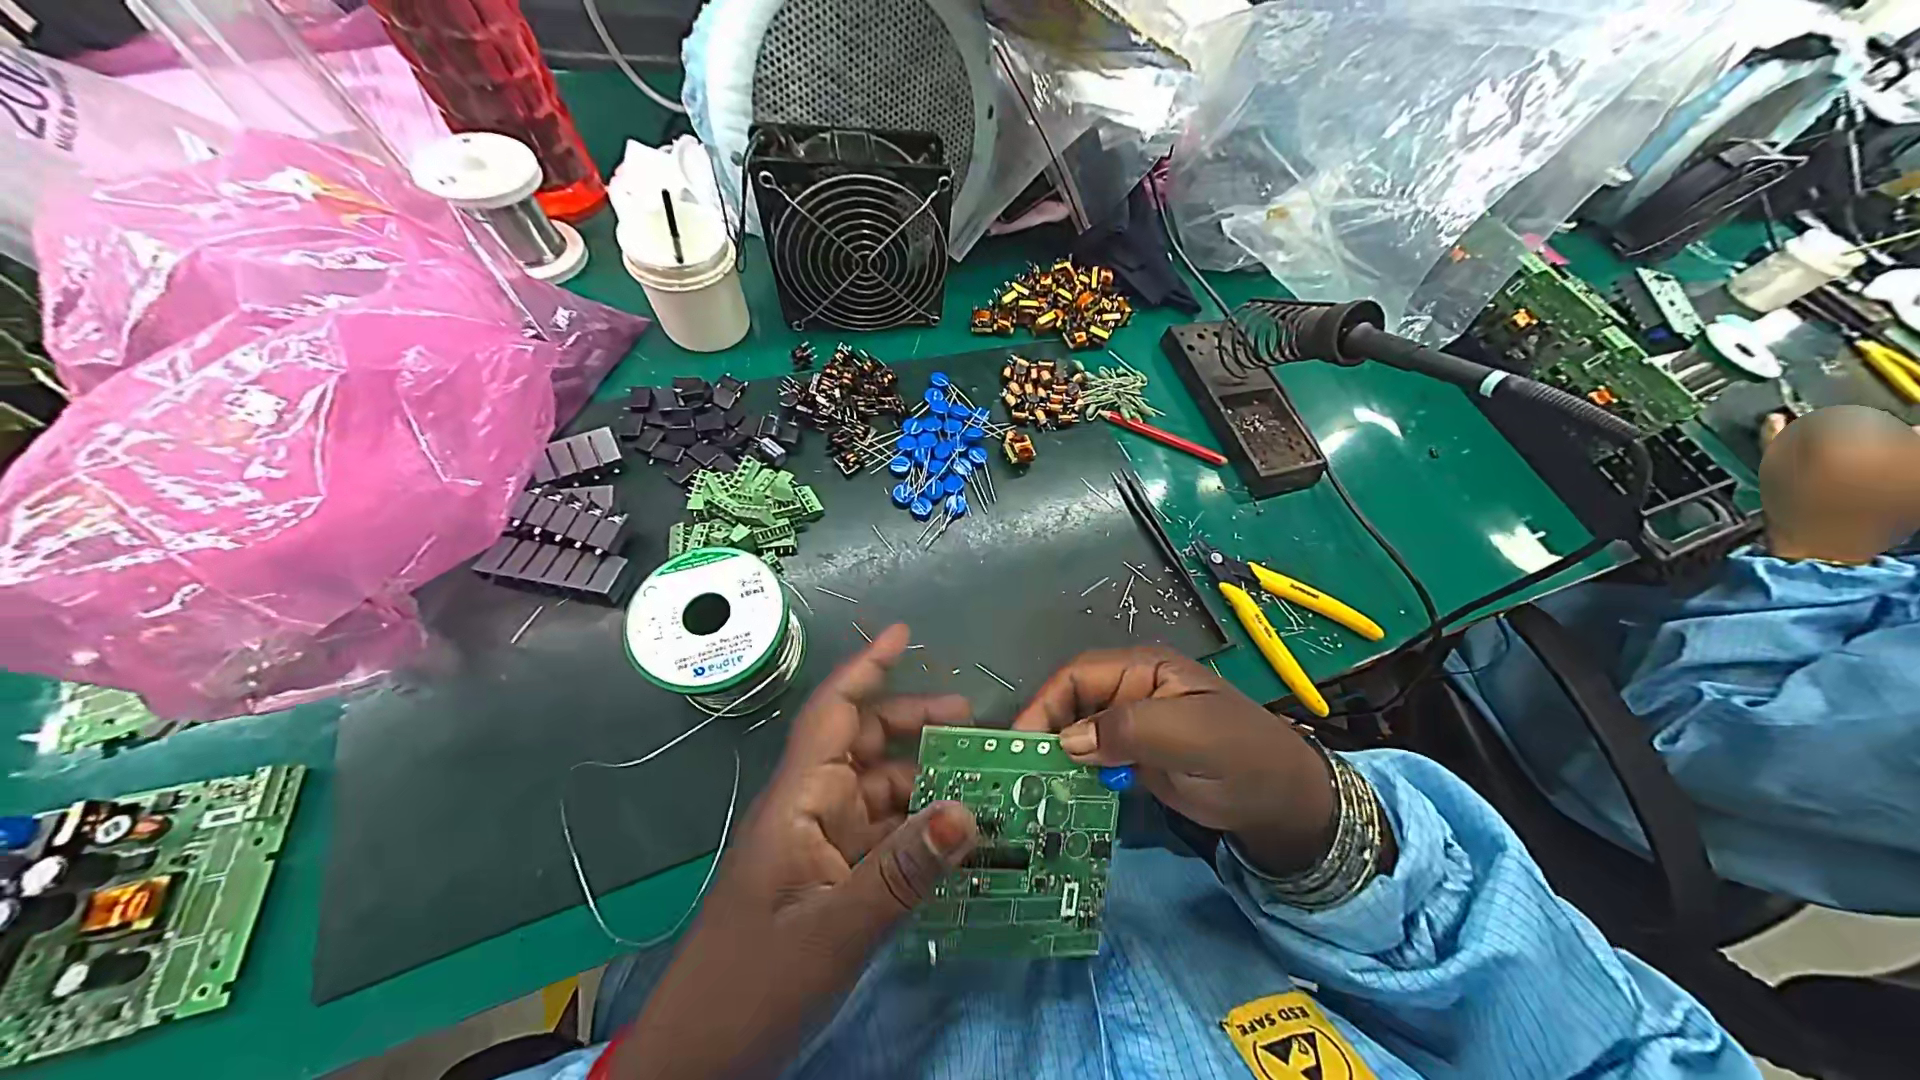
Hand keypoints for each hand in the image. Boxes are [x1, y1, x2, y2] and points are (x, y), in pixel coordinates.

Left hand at [607, 625, 979, 1079]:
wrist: (702, 1058)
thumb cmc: (753, 984)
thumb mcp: (835, 929)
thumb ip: (903, 870)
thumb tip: (969, 812)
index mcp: (799, 800)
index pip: (833, 713)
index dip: (866, 668)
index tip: (903, 634)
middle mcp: (812, 808)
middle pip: (864, 744)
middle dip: (914, 724)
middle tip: (974, 724)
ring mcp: (822, 844)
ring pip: (880, 790)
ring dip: (925, 780)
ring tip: (982, 782)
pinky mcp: (832, 877)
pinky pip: (884, 835)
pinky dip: (920, 828)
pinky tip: (957, 838)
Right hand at [1012, 647, 1346, 875]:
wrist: (1282, 804)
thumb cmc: (1242, 755)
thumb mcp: (1190, 734)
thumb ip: (1130, 730)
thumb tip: (1067, 742)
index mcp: (1141, 670)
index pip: (1078, 676)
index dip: (1045, 703)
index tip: (1019, 739)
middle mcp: (1128, 692)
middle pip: (1071, 703)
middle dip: (1045, 731)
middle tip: (1020, 769)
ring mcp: (1129, 727)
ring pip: (1076, 733)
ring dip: (1055, 755)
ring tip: (1030, 784)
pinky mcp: (1132, 757)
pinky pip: (1091, 760)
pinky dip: (1073, 774)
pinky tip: (1059, 793)